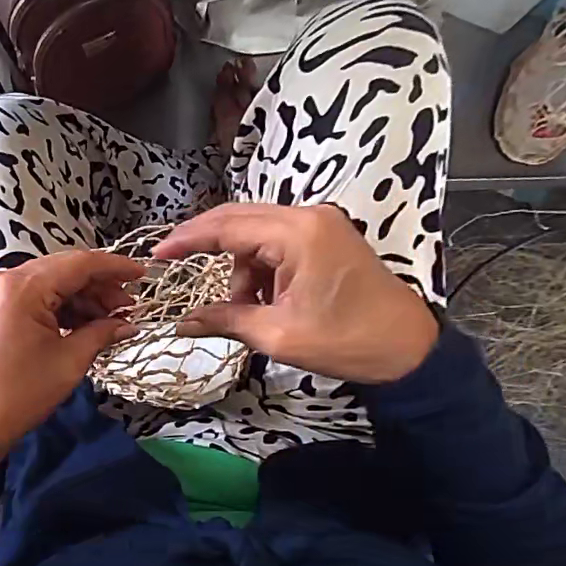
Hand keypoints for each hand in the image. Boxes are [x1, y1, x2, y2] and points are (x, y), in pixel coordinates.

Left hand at [0, 250, 146, 468]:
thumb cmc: (16, 396)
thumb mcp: (70, 362)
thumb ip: (102, 333)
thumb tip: (127, 324)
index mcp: (21, 289)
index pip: (79, 263)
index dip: (115, 267)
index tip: (140, 274)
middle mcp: (4, 280)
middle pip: (65, 269)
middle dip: (100, 285)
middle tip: (128, 306)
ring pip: (51, 281)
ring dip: (82, 296)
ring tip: (111, 318)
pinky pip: (36, 295)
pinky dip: (62, 305)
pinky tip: (85, 322)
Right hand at [152, 203, 438, 383]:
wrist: (408, 349)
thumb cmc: (346, 342)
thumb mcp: (279, 335)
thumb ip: (226, 321)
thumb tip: (182, 324)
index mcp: (298, 234)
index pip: (227, 226)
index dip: (187, 239)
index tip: (157, 255)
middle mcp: (308, 216)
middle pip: (240, 219)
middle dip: (208, 246)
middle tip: (174, 266)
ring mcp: (321, 223)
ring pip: (258, 234)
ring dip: (241, 269)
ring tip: (245, 310)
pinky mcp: (327, 236)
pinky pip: (279, 243)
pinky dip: (262, 269)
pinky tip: (266, 300)